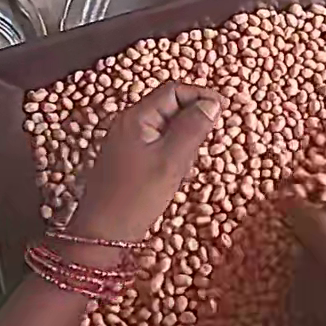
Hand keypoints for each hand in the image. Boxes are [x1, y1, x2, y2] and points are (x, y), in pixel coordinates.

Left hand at [66, 82, 222, 244]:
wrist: (102, 235)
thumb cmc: (136, 197)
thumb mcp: (172, 160)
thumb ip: (193, 128)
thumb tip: (212, 104)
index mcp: (136, 117)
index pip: (173, 90)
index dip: (200, 95)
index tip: (222, 109)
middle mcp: (129, 124)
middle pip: (169, 106)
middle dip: (193, 118)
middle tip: (209, 138)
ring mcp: (128, 142)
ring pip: (166, 127)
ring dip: (184, 138)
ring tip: (189, 162)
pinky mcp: (130, 160)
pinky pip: (159, 145)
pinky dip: (174, 153)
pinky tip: (176, 173)